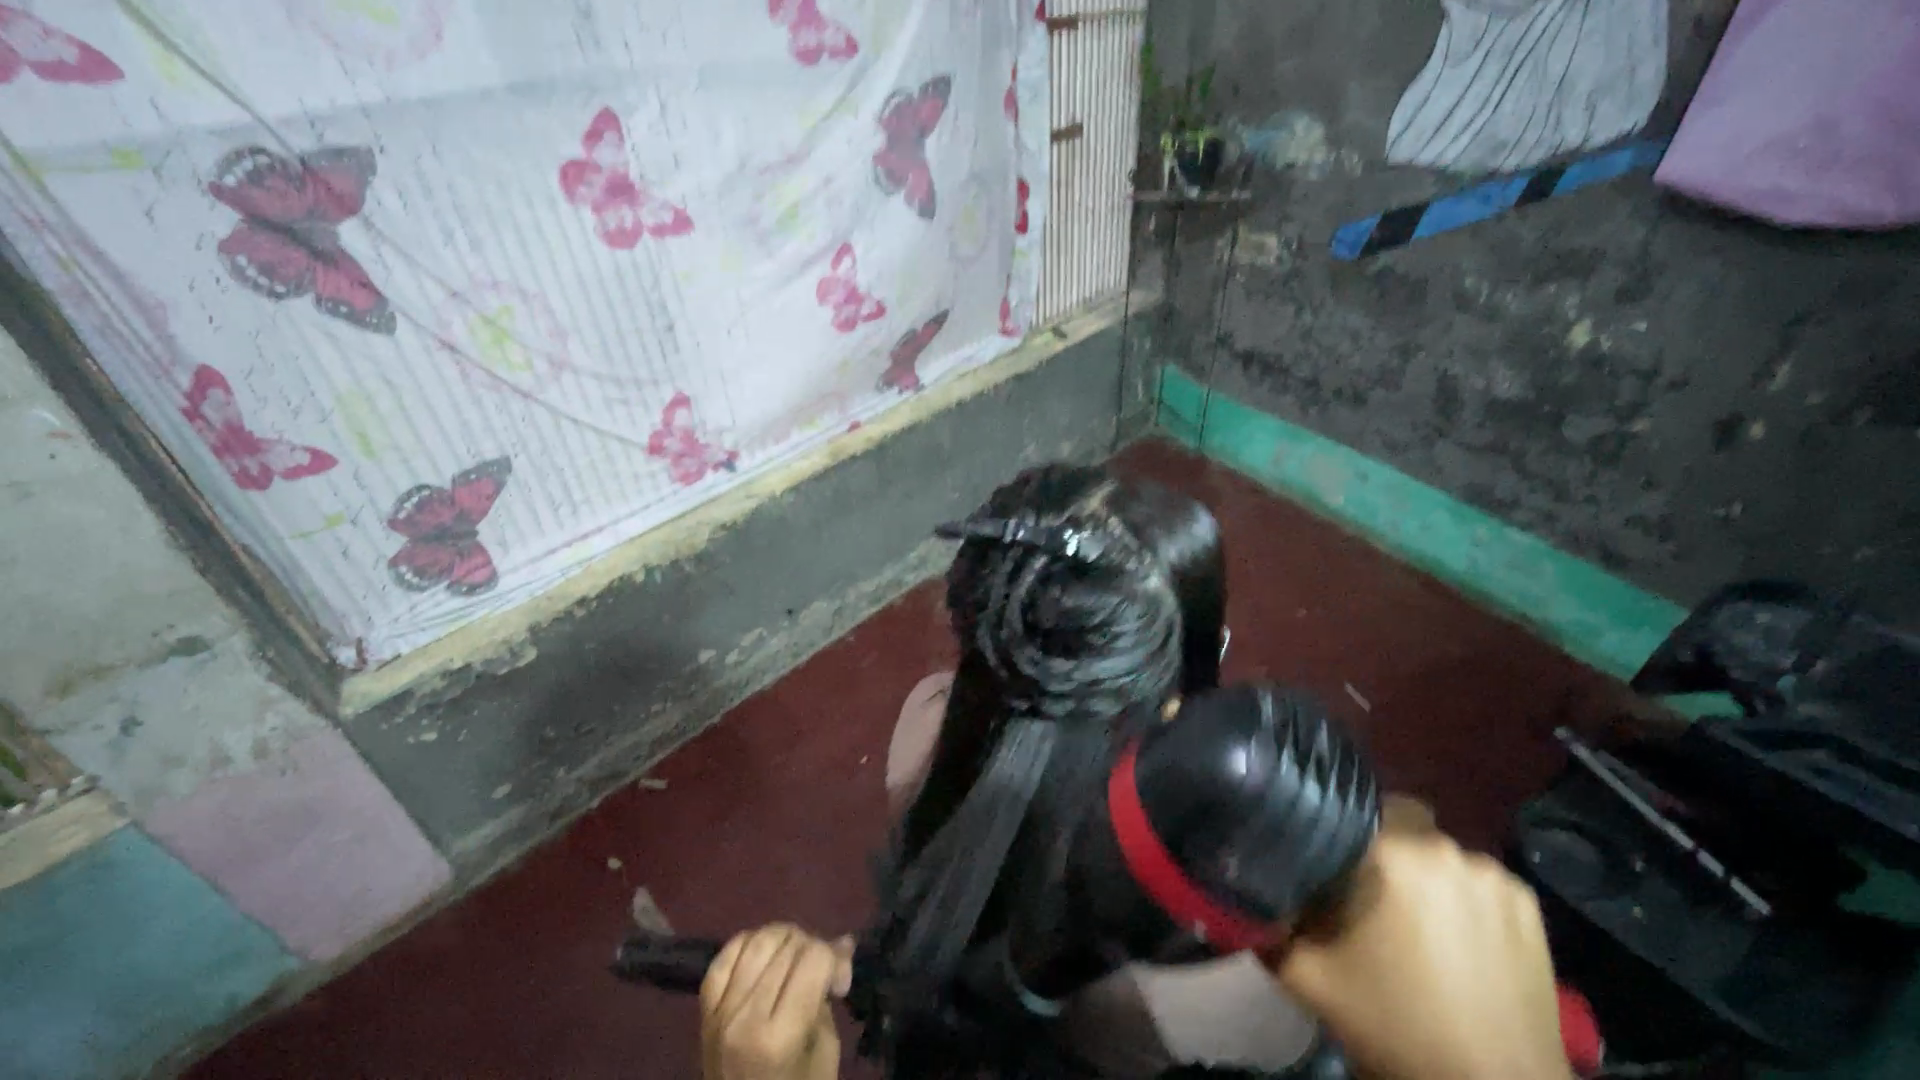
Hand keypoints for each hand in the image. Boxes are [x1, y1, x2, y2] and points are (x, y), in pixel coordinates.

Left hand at [700, 924, 852, 1079]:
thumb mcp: (825, 1052)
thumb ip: (827, 995)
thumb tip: (843, 943)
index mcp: (778, 1036)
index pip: (813, 960)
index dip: (836, 958)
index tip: (841, 983)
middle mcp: (744, 1016)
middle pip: (787, 946)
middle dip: (814, 947)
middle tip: (823, 972)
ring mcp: (719, 1011)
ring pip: (757, 941)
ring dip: (785, 939)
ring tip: (796, 959)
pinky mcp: (704, 1009)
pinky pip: (725, 954)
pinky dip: (749, 944)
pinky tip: (765, 955)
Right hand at [1266, 823, 1571, 1079]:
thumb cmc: (1393, 1022)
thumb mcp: (1307, 977)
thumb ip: (1269, 927)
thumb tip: (1246, 896)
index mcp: (1392, 854)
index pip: (1359, 806)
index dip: (1341, 831)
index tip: (1330, 864)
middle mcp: (1448, 850)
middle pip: (1403, 827)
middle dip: (1385, 854)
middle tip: (1368, 898)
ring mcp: (1495, 876)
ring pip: (1442, 856)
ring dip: (1427, 878)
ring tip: (1416, 926)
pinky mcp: (1530, 905)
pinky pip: (1481, 883)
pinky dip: (1466, 901)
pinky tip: (1459, 942)